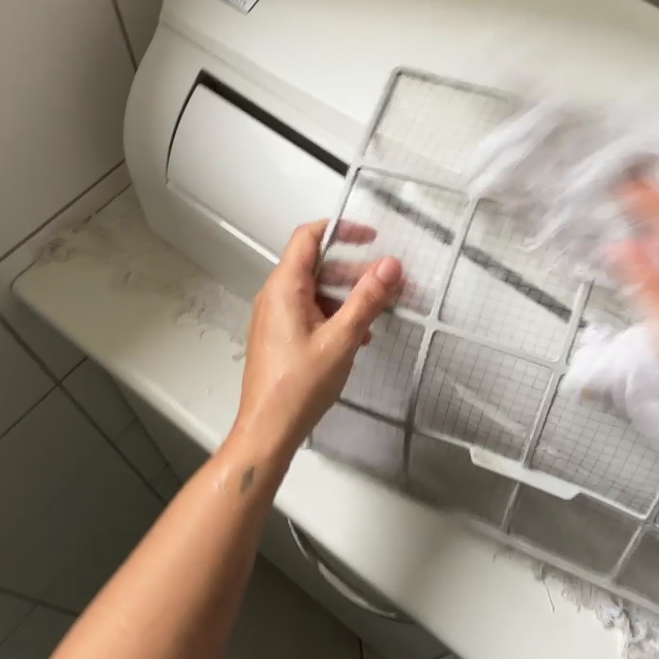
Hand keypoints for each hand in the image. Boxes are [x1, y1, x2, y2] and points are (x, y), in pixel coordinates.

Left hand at [228, 221, 401, 470]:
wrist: (268, 429)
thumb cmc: (300, 385)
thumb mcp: (342, 339)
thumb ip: (367, 299)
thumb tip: (391, 265)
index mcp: (284, 287)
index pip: (308, 237)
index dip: (340, 229)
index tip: (372, 237)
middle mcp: (274, 296)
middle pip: (316, 265)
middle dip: (353, 270)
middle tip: (387, 282)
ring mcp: (274, 317)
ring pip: (315, 291)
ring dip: (347, 297)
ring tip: (378, 313)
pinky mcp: (279, 337)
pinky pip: (309, 313)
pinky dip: (335, 316)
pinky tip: (358, 337)